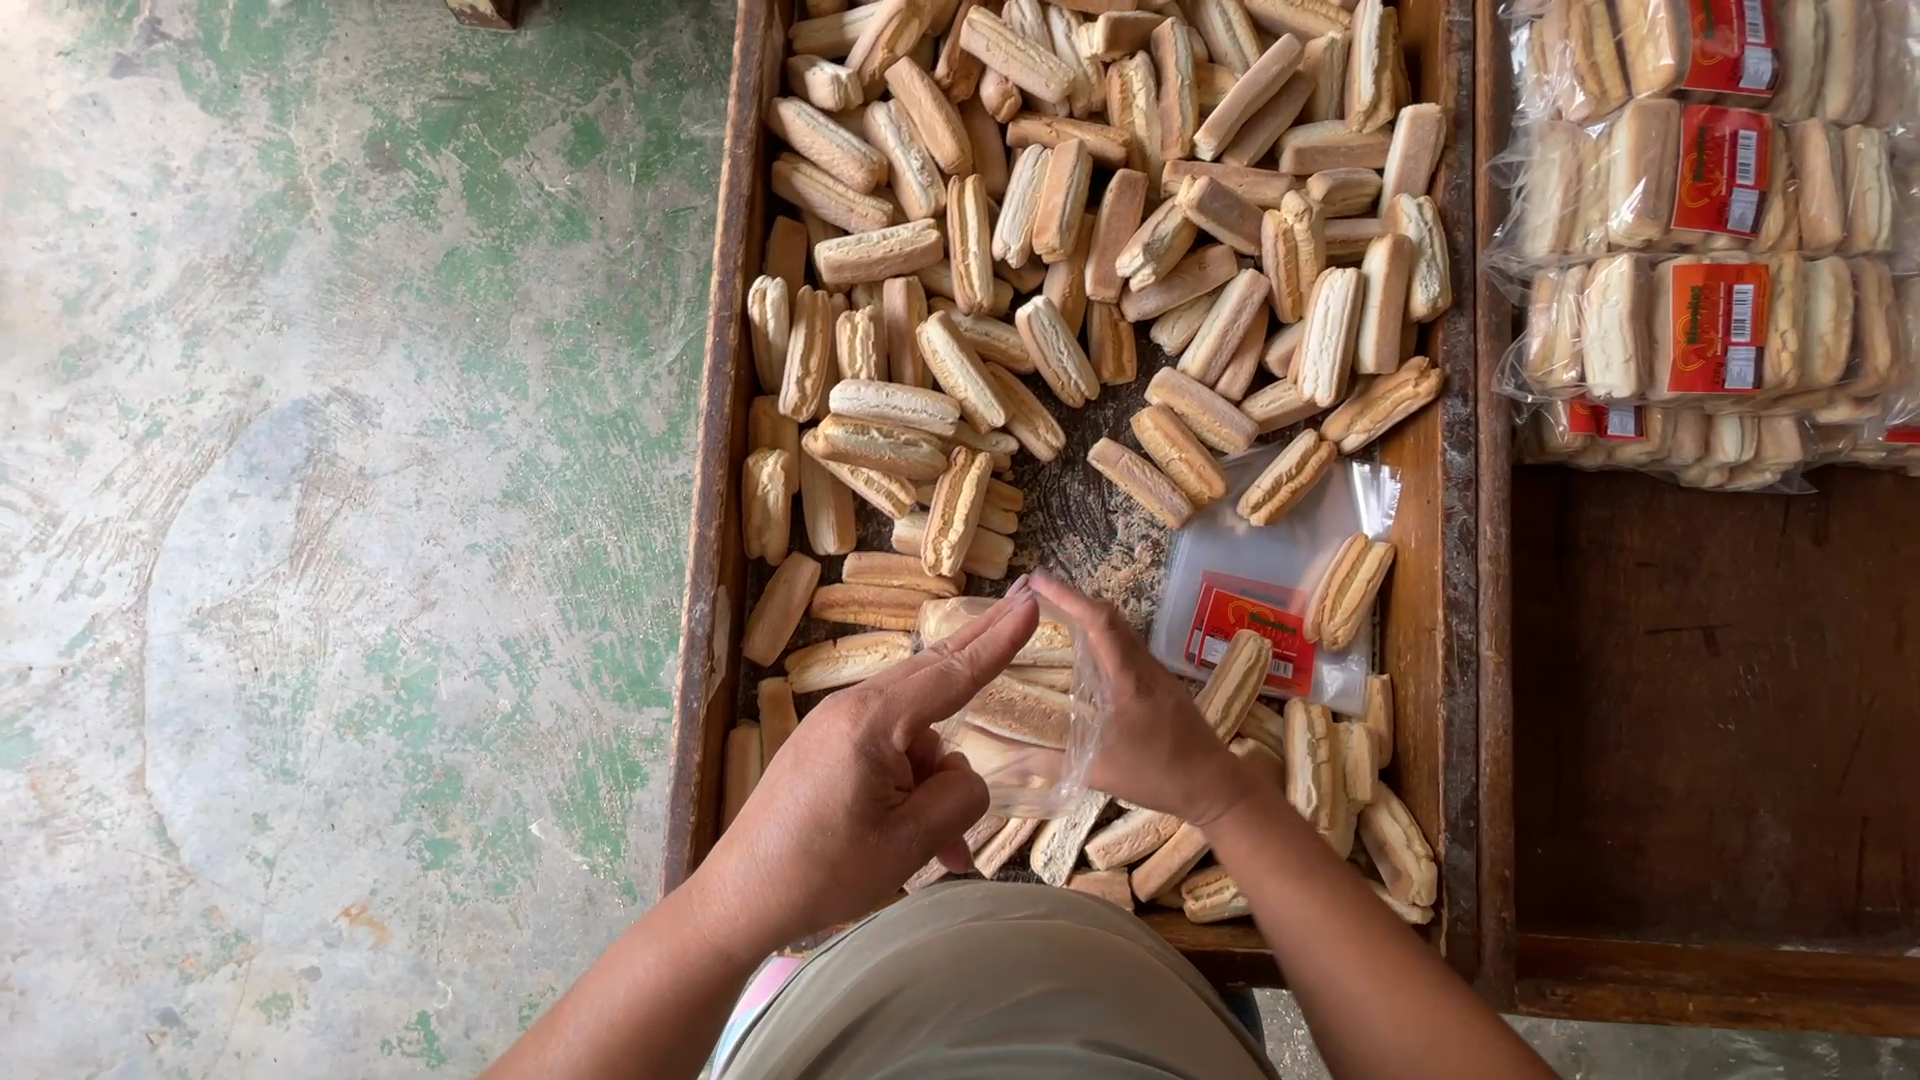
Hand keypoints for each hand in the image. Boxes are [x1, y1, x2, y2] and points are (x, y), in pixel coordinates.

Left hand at [688, 585, 1041, 957]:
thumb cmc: (822, 874)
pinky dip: (912, 788)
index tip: (1030, 604)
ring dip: (938, 780)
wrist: (737, 901)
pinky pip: (888, 751)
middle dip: (980, 654)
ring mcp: (835, 726)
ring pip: (914, 734)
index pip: (953, 673)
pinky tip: (919, 841)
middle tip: (1023, 608)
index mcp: (872, 721)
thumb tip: (962, 774)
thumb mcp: (907, 844)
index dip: (999, 641)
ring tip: (946, 852)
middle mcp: (852, 708)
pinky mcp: (826, 748)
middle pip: (933, 678)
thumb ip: (957, 797)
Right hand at [1028, 573, 1250, 825]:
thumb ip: (1050, 763)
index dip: (1068, 596)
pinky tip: (1087, 652)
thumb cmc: (1159, 775)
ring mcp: (1157, 673)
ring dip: (1090, 615)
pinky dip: (1103, 636)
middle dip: (1074, 598)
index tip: (1038, 580)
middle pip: (1110, 616)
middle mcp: (1144, 667)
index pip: (1098, 622)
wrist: (1216, 785)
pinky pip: (1128, 646)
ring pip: (1121, 629)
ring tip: (1056, 615)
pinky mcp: (1162, 684)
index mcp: (1129, 679)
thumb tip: (1006, 761)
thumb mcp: (1099, 772)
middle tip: (1039, 593)